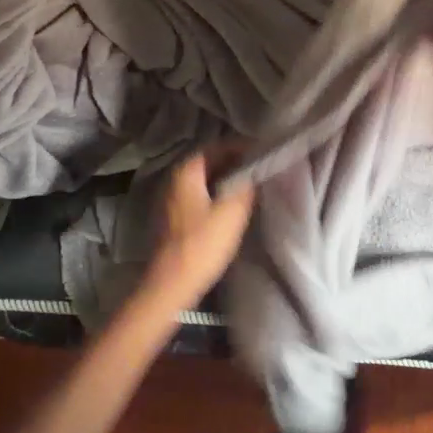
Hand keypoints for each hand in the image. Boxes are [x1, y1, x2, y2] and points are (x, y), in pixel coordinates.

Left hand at [138, 149, 254, 310]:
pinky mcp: (172, 219)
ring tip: (250, 187)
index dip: (242, 147)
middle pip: (209, 162)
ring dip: (226, 181)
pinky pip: (198, 197)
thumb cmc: (202, 244)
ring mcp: (170, 200)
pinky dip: (216, 195)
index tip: (263, 153)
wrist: (170, 286)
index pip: (217, 146)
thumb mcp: (233, 211)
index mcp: (186, 172)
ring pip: (204, 181)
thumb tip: (255, 169)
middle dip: (235, 163)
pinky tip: (231, 207)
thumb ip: (247, 184)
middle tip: (259, 169)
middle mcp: (173, 180)